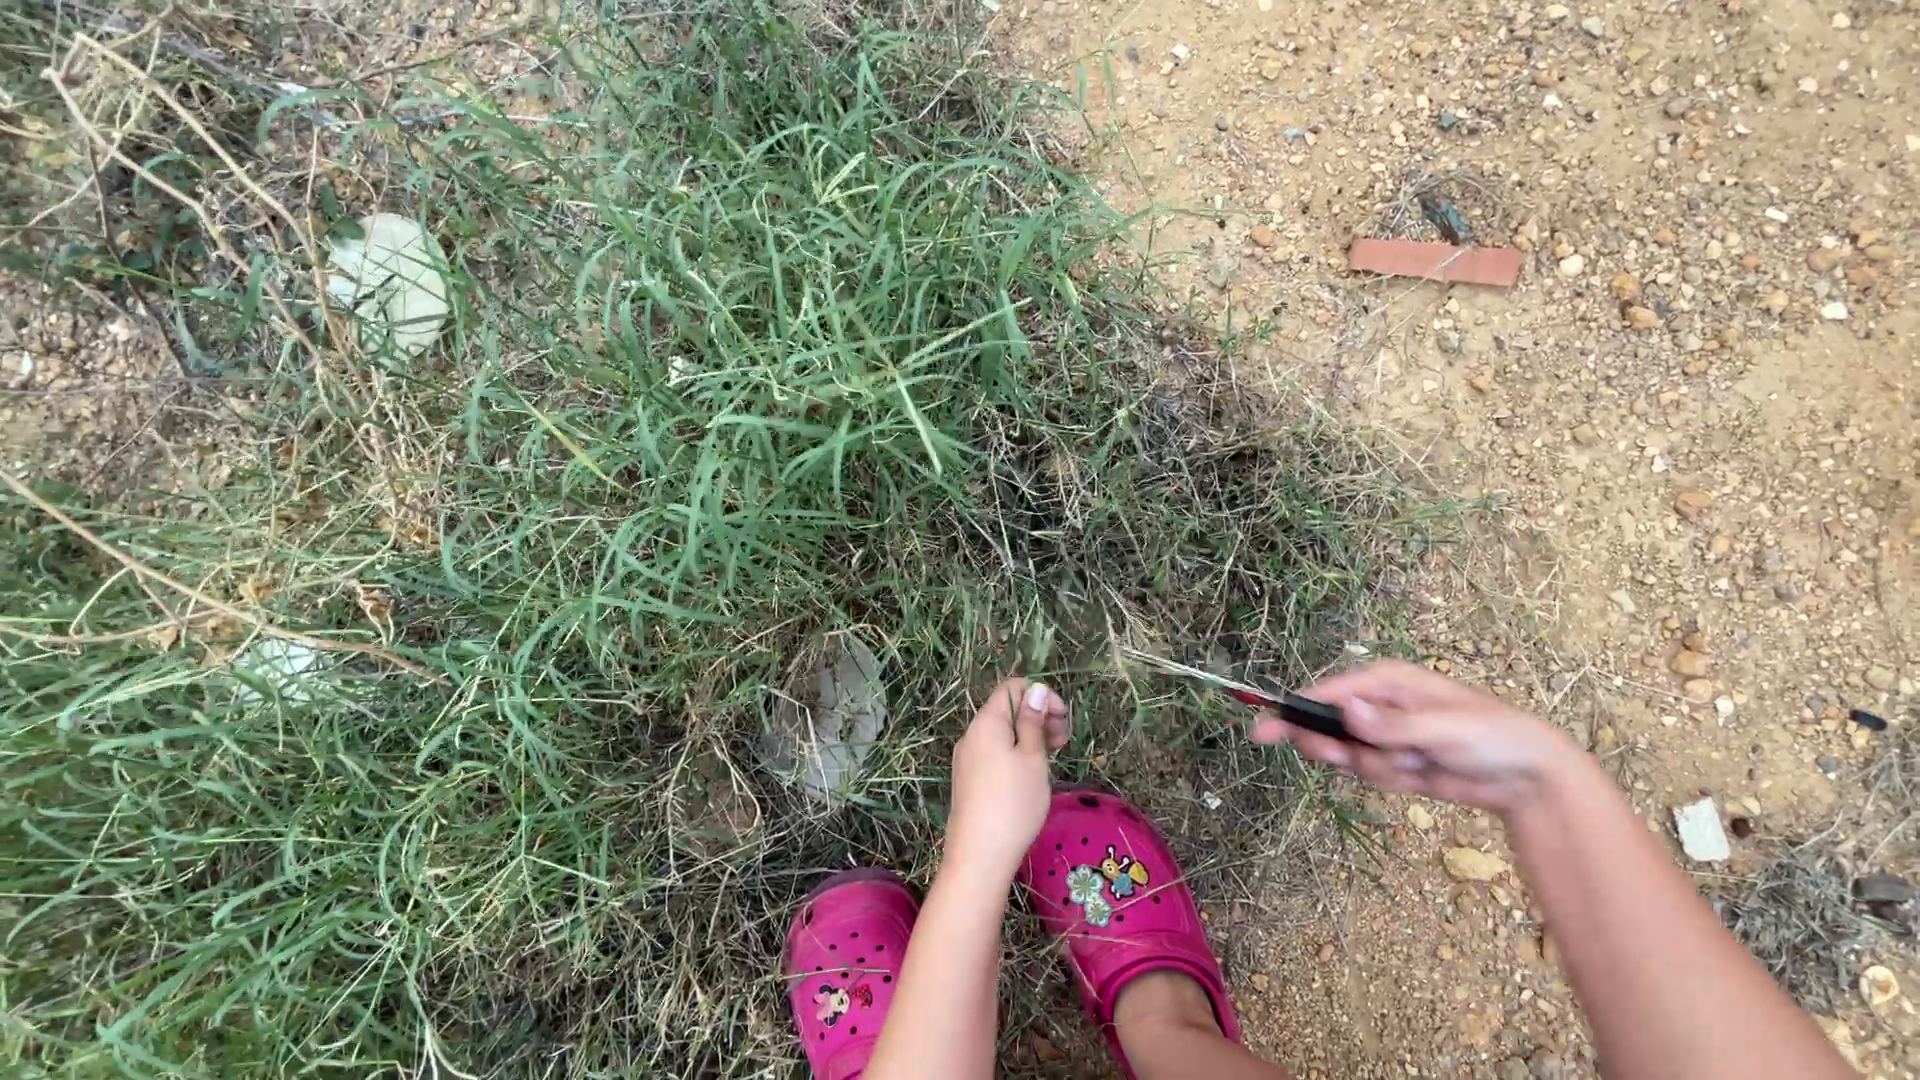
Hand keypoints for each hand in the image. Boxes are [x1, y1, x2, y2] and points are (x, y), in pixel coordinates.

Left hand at [946, 678, 1069, 877]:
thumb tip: (1035, 690)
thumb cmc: (1013, 801)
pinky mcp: (968, 779)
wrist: (980, 854)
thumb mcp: (1032, 757)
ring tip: (1051, 758)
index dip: (1040, 695)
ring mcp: (967, 758)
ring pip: (1001, 733)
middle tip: (1062, 740)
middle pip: (1006, 710)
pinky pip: (994, 753)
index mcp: (987, 722)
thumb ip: (1032, 721)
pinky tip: (1031, 775)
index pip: (1012, 688)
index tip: (1061, 719)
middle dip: (1037, 716)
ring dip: (1029, 737)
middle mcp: (972, 734)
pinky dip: (1015, 754)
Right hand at [1250, 660, 1580, 815]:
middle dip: (1337, 748)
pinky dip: (1389, 780)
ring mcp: (1382, 735)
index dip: (1295, 711)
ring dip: (1375, 767)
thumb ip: (1393, 725)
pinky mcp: (1391, 762)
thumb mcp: (1443, 728)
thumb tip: (1348, 713)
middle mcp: (1376, 705)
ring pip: (1347, 755)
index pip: (1326, 694)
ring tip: (1413, 766)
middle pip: (1325, 726)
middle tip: (1349, 760)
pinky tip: (1421, 776)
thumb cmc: (1491, 735)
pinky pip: (1368, 774)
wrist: (1528, 777)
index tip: (1264, 731)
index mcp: (1384, 681)